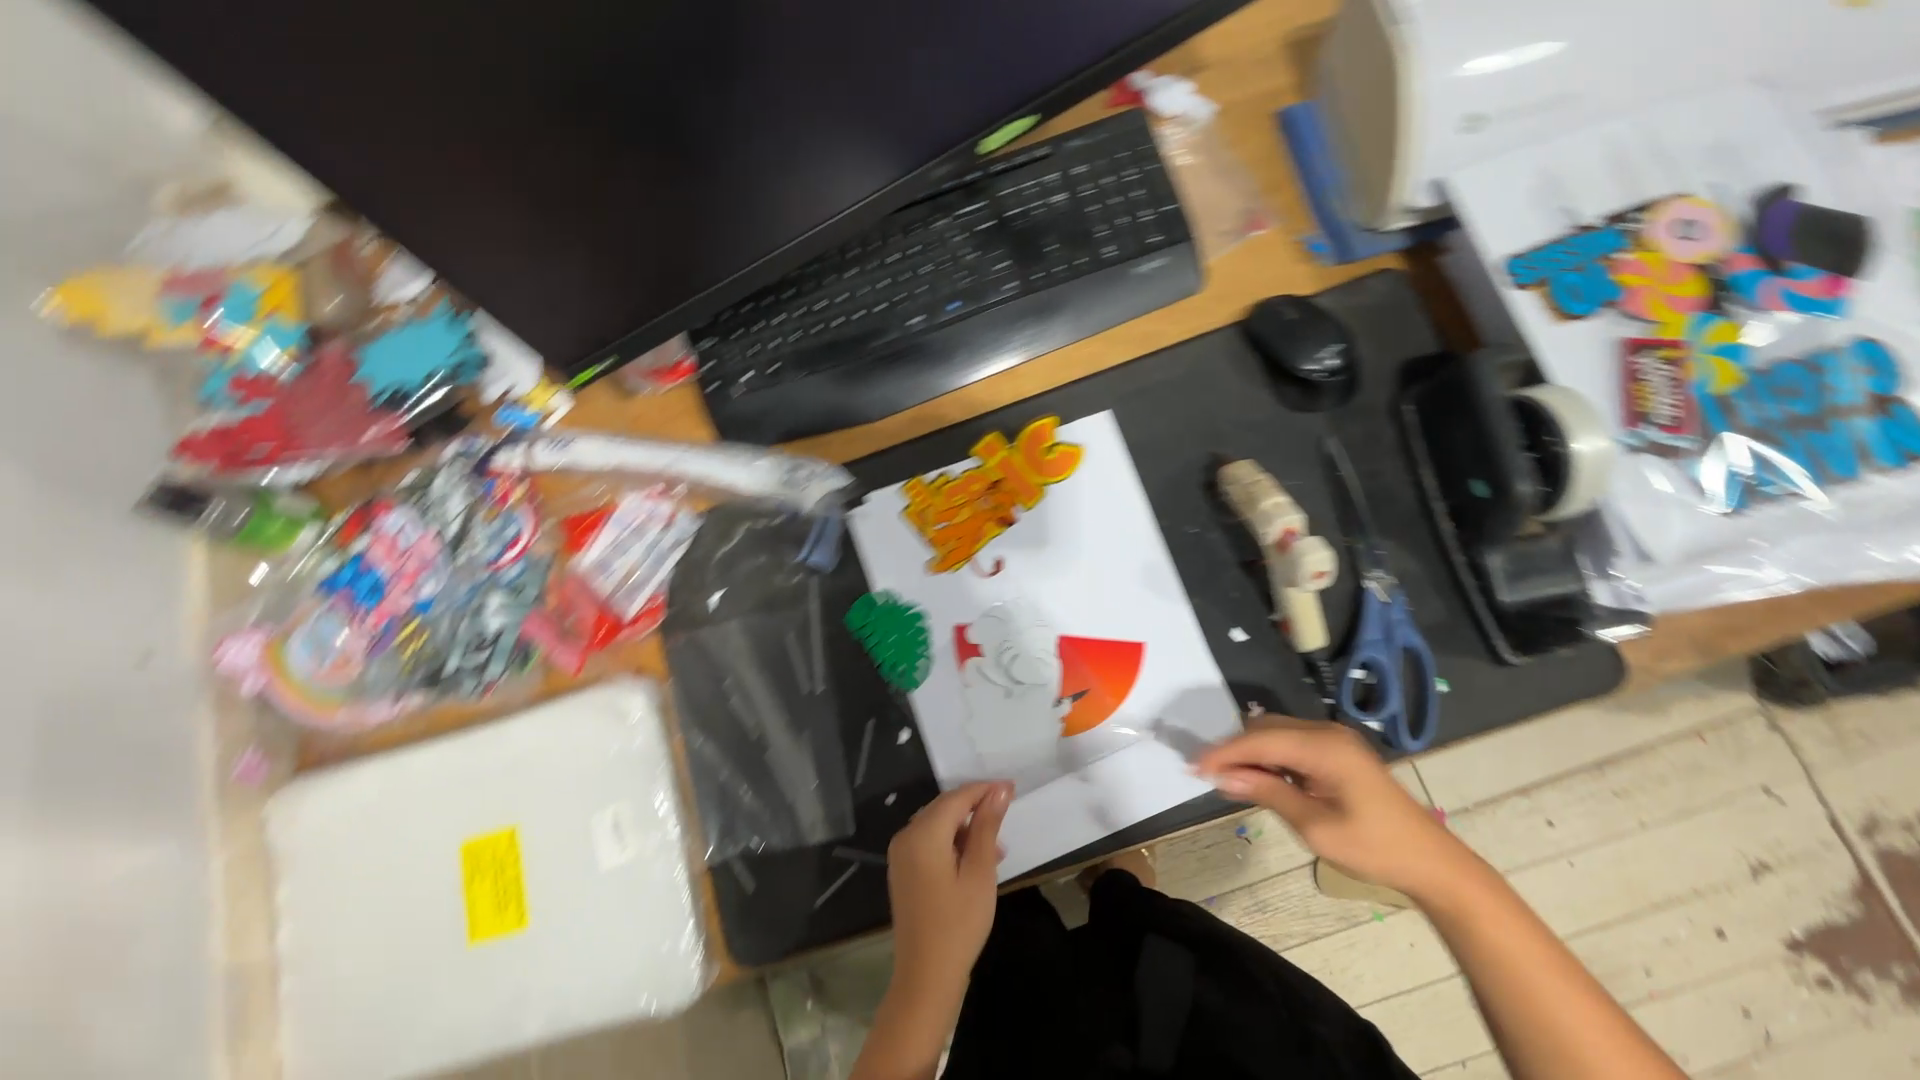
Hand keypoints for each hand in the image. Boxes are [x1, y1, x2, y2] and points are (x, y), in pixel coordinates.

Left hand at [886, 781, 1012, 1002]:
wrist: (927, 974)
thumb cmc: (959, 923)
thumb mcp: (980, 872)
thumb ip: (987, 827)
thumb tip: (998, 790)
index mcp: (922, 834)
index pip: (956, 797)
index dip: (985, 790)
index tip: (1013, 788)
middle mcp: (905, 837)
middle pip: (943, 808)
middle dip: (975, 806)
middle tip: (1008, 812)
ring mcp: (900, 855)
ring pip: (937, 825)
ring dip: (966, 828)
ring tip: (997, 847)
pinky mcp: (903, 871)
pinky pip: (929, 843)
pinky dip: (952, 843)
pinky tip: (976, 860)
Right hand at [1195, 718, 1474, 897]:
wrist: (1431, 862)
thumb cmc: (1374, 848)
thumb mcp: (1315, 827)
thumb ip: (1268, 795)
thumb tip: (1223, 778)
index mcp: (1324, 747)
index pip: (1259, 740)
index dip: (1223, 753)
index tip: (1192, 767)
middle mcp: (1328, 733)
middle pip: (1265, 728)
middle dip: (1234, 749)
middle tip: (1207, 777)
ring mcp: (1335, 741)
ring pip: (1276, 734)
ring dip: (1250, 753)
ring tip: (1228, 780)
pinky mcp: (1338, 753)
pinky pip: (1292, 744)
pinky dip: (1270, 758)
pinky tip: (1259, 780)